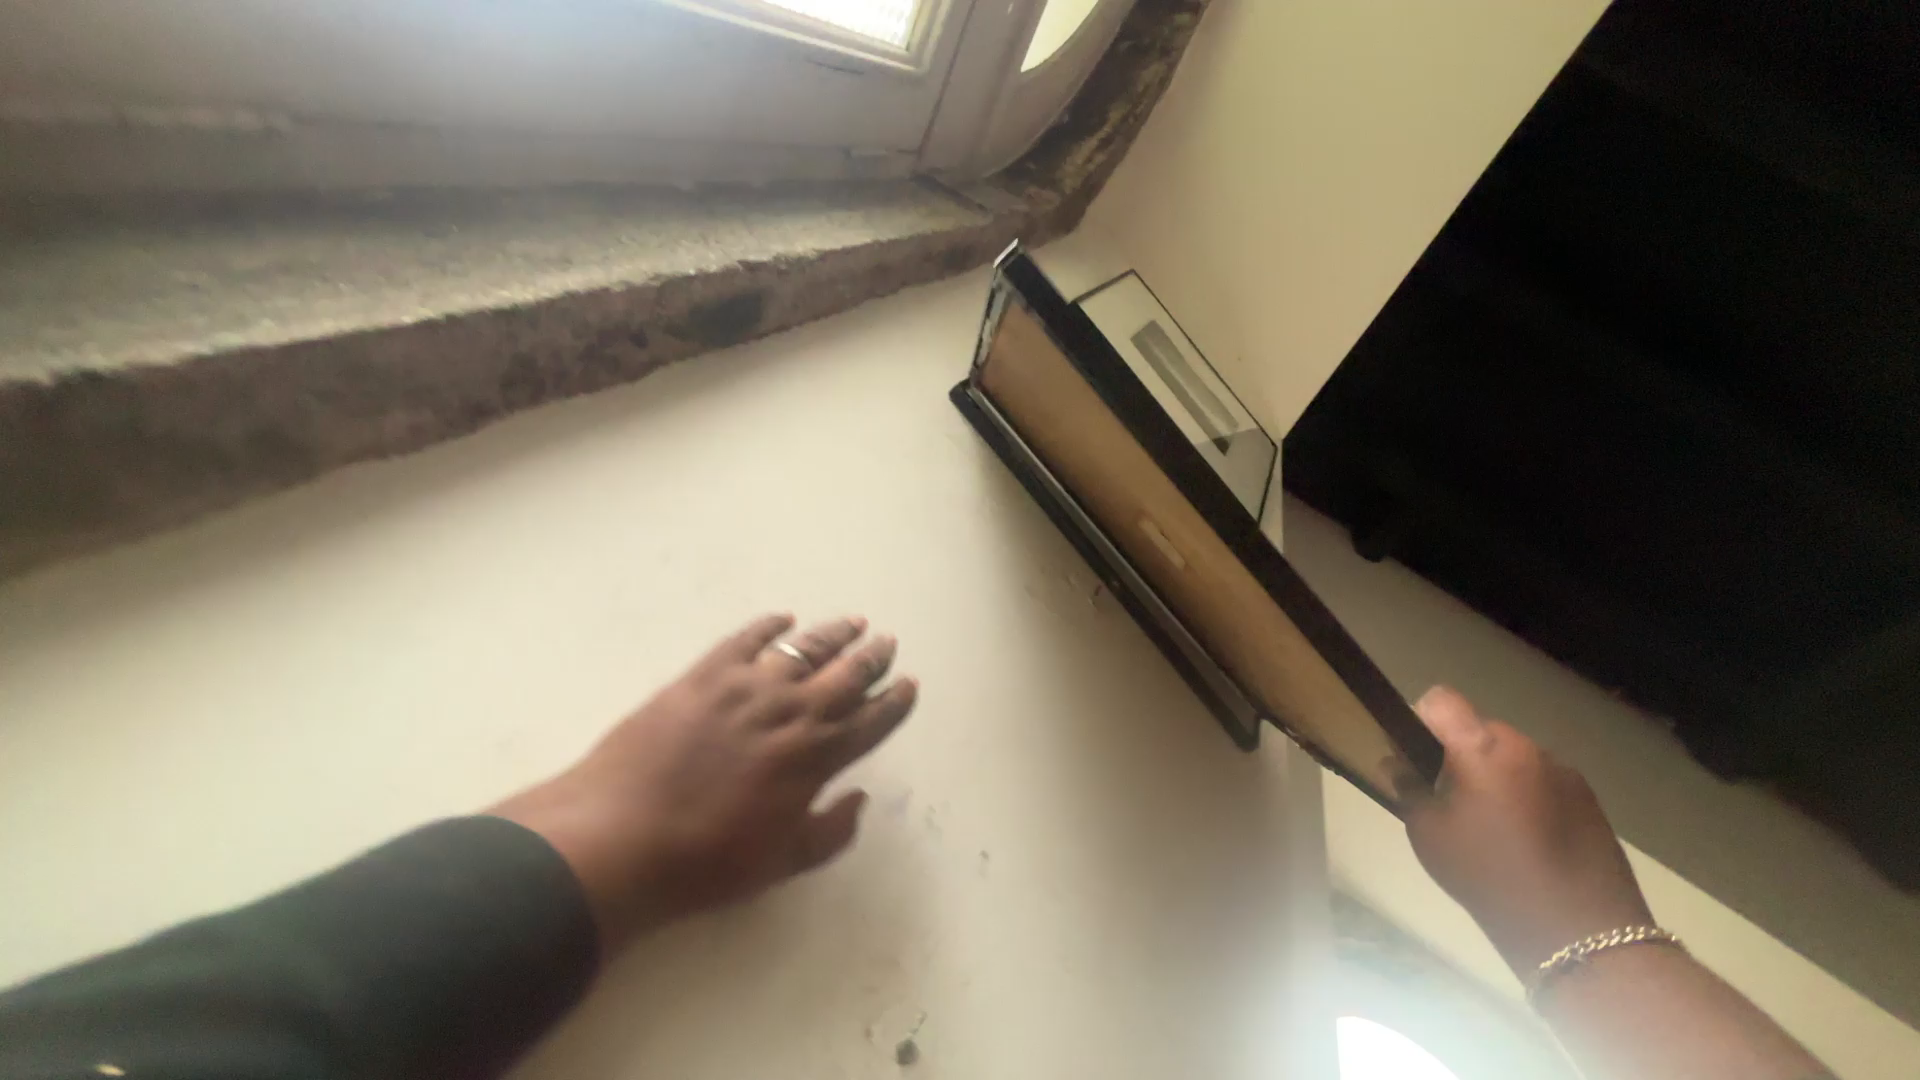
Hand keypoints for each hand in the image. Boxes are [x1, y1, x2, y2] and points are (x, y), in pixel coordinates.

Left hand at [491, 614, 918, 952]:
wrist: (618, 838)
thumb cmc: (705, 862)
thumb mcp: (780, 863)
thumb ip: (830, 832)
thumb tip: (859, 799)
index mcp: (815, 757)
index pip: (870, 721)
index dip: (894, 702)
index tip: (908, 685)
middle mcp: (791, 711)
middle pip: (846, 675)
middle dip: (872, 658)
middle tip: (887, 642)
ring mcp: (747, 687)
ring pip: (803, 649)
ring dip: (832, 635)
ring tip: (851, 623)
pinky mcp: (704, 675)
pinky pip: (745, 639)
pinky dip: (768, 626)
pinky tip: (782, 619)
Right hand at [1402, 686, 1653, 976]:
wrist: (1580, 932)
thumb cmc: (1489, 875)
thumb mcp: (1428, 834)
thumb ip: (1408, 788)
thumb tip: (1397, 763)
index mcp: (1483, 749)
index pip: (1442, 700)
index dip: (1421, 717)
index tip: (1416, 753)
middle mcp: (1526, 748)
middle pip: (1479, 729)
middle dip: (1460, 752)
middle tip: (1450, 796)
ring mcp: (1563, 771)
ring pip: (1512, 755)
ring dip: (1495, 773)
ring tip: (1491, 823)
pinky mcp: (1589, 798)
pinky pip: (1541, 779)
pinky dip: (1525, 794)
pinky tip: (1526, 837)